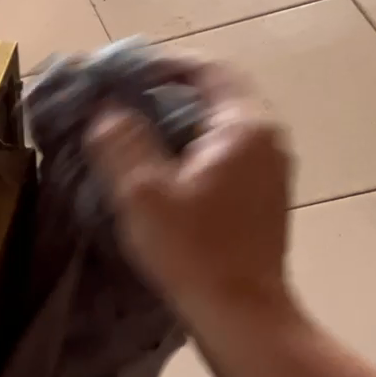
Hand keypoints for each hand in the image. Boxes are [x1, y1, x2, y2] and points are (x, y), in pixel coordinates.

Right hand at [85, 53, 295, 322]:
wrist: (240, 310)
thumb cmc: (192, 249)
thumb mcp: (143, 192)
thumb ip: (122, 144)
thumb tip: (106, 111)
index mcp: (244, 127)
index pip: (209, 71)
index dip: (165, 66)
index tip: (123, 75)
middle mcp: (266, 140)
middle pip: (216, 98)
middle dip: (165, 96)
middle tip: (118, 106)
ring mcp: (269, 170)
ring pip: (218, 129)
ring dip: (176, 126)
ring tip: (131, 139)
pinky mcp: (261, 198)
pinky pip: (222, 157)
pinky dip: (189, 152)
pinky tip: (159, 175)